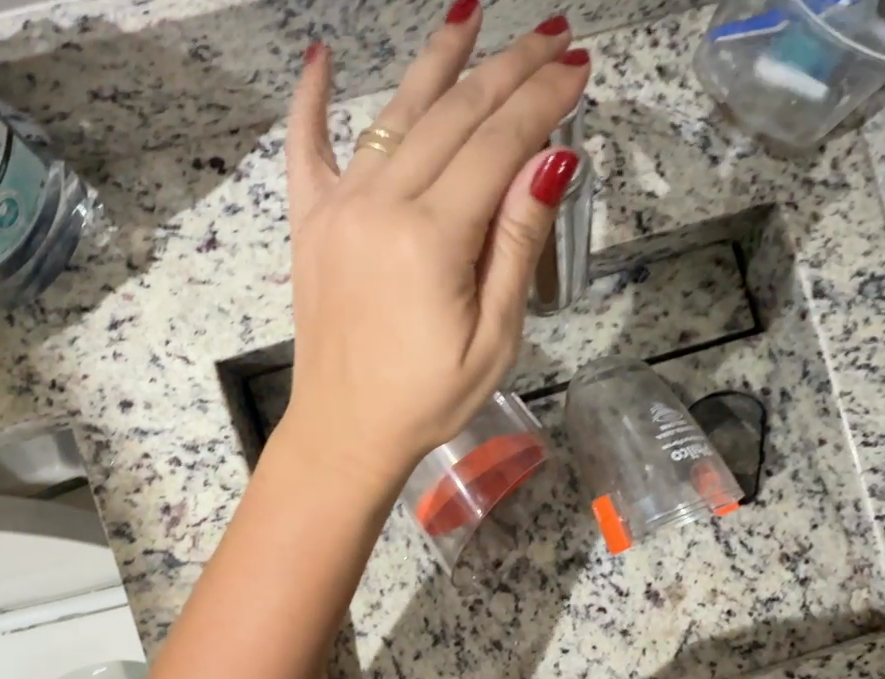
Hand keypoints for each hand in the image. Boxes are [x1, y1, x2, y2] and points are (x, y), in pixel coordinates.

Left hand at [278, 6, 589, 494]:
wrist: (345, 431)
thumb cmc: (428, 399)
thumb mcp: (494, 337)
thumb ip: (517, 243)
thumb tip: (553, 159)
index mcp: (430, 238)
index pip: (499, 143)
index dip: (543, 99)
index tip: (579, 64)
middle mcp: (380, 204)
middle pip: (453, 115)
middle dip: (507, 69)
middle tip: (550, 33)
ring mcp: (338, 208)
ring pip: (394, 115)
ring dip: (438, 62)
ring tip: (470, 14)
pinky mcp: (310, 222)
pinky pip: (305, 147)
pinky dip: (311, 98)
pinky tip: (319, 55)